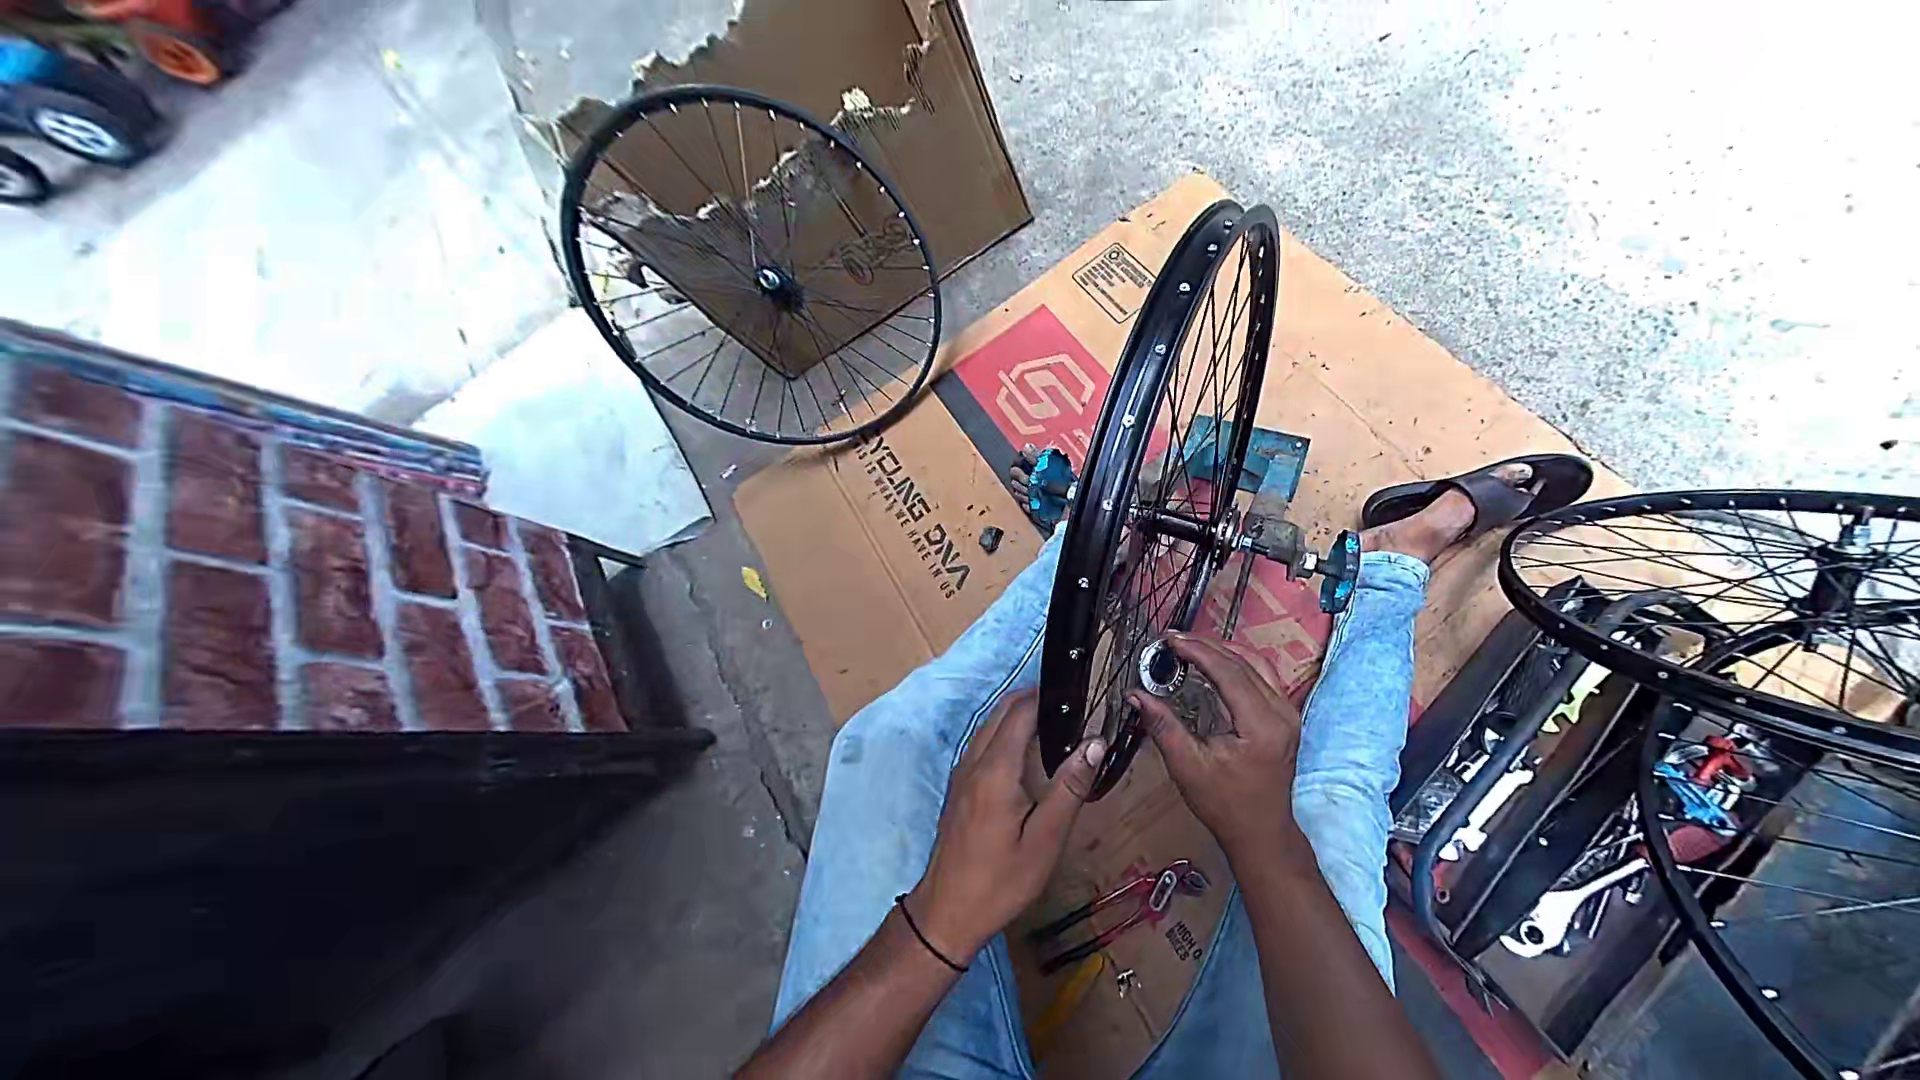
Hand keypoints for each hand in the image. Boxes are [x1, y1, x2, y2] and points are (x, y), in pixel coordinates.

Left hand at [908, 692, 1105, 961]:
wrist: (947, 911)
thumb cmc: (1000, 880)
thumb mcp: (1045, 841)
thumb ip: (1069, 789)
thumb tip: (1094, 743)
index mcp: (996, 770)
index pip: (1021, 713)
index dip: (1047, 697)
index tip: (1078, 694)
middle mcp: (974, 761)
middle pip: (1002, 711)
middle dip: (1033, 698)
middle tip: (1071, 703)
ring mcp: (962, 772)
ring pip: (989, 724)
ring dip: (1017, 712)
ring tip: (1055, 719)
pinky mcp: (959, 785)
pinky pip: (983, 741)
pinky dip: (1005, 730)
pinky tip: (1026, 748)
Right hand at [1129, 633, 1307, 863]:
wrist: (1260, 832)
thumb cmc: (1224, 803)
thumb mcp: (1187, 765)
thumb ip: (1162, 725)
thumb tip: (1135, 694)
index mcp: (1261, 724)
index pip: (1229, 672)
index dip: (1198, 651)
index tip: (1170, 641)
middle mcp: (1281, 713)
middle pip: (1244, 662)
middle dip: (1206, 646)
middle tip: (1173, 640)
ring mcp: (1288, 713)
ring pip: (1258, 664)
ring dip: (1223, 650)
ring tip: (1190, 646)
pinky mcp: (1285, 716)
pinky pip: (1263, 675)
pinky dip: (1237, 663)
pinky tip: (1214, 662)